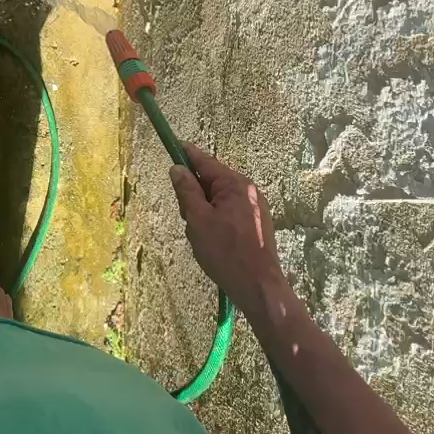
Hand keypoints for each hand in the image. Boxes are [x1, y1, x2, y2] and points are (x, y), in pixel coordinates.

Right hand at [169, 142, 285, 308]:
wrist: (260, 289)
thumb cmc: (226, 252)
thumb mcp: (198, 219)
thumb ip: (187, 191)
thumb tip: (177, 168)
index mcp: (235, 184)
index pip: (205, 161)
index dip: (186, 154)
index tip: (173, 146)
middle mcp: (248, 190)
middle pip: (211, 181)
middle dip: (195, 195)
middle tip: (188, 218)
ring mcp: (254, 207)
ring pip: (219, 199)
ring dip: (205, 211)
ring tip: (202, 236)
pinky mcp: (257, 223)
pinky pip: (230, 211)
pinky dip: (217, 220)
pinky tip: (214, 242)